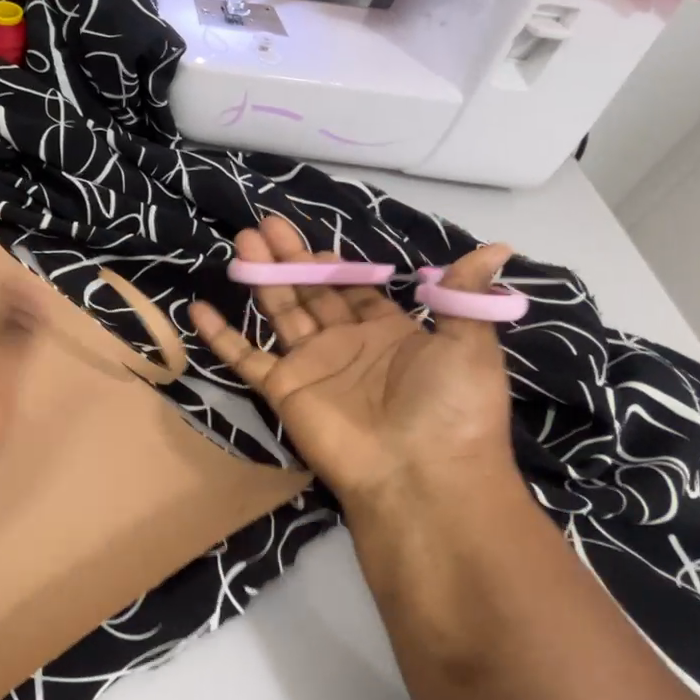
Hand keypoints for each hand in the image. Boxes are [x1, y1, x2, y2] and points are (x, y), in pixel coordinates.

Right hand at [189, 216, 520, 512]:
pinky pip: (245, 356)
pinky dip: (221, 334)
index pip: (351, 288)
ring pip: (278, 311)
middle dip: (287, 258)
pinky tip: (199, 308)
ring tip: (241, 242)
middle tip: (263, 225)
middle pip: (309, 291)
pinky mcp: (282, 388)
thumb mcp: (470, 345)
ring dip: (260, 277)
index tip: (307, 238)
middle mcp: (345, 345)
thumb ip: (464, 293)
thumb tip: (499, 244)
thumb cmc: (451, 407)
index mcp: (389, 333)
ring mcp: (310, 365)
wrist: (420, 474)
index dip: (330, 262)